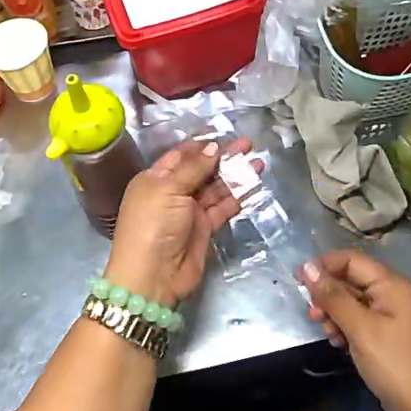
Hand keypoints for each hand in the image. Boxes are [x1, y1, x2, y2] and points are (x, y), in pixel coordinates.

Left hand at [105, 138, 251, 307]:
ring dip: (235, 176)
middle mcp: (172, 192)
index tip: (225, 134)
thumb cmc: (153, 225)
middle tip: (249, 144)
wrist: (152, 276)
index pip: (181, 155)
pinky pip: (222, 207)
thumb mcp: (169, 189)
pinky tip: (253, 186)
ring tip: (258, 162)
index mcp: (156, 178)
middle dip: (224, 157)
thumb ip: (194, 167)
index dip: (203, 145)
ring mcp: (189, 210)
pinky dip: (236, 197)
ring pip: (215, 187)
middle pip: (202, 169)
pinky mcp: (204, 228)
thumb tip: (214, 147)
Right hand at [297, 251, 410, 410]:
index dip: (323, 266)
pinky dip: (347, 327)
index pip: (352, 260)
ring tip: (326, 332)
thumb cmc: (396, 365)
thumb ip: (334, 297)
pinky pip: (363, 320)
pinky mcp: (391, 336)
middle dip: (328, 294)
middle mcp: (395, 294)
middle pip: (353, 280)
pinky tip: (339, 342)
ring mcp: (394, 316)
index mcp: (393, 284)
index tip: (297, 280)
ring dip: (336, 313)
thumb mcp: (361, 329)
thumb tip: (308, 268)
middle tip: (312, 315)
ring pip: (355, 302)